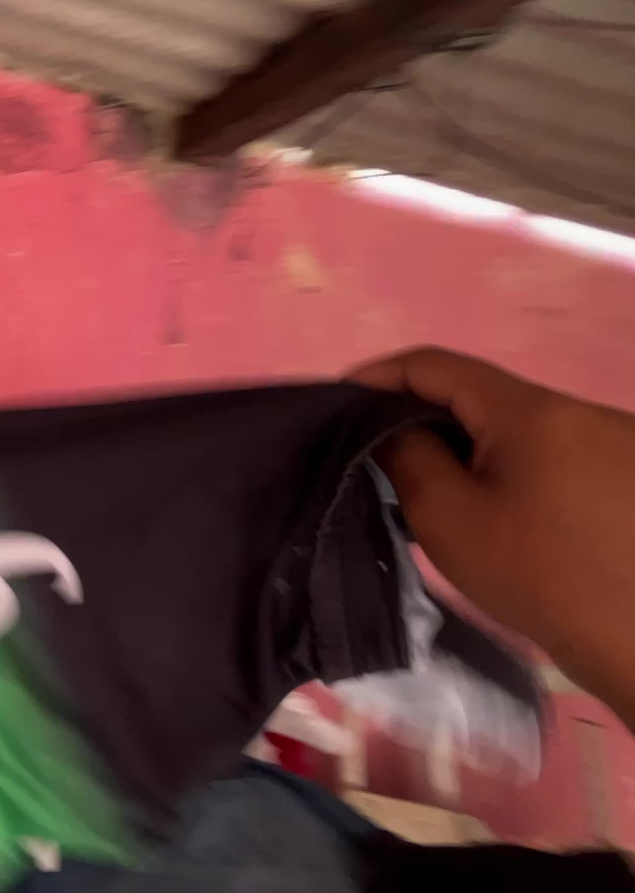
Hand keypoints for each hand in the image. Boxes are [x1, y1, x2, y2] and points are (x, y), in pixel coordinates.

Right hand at [350, 348, 634, 712]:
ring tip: (429, 485)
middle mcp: (588, 414)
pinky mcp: (633, 478)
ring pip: (513, 424)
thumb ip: (402, 451)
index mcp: (536, 413)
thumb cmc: (537, 574)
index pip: (434, 364)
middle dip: (416, 415)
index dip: (375, 376)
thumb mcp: (442, 511)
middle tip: (374, 454)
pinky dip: (503, 464)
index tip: (334, 405)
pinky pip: (550, 450)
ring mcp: (622, 445)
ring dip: (462, 443)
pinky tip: (491, 505)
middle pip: (477, 394)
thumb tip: (387, 425)